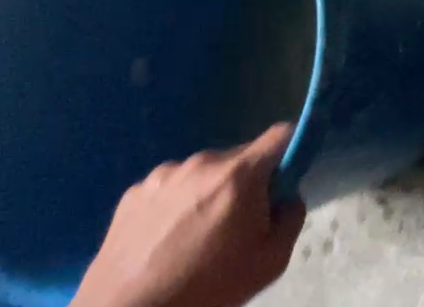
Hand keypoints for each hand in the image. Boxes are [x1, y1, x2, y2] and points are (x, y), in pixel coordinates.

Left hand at [72, 123, 306, 306]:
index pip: (281, 134)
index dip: (291, 149)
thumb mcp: (271, 261)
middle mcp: (202, 163)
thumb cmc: (204, 290)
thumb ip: (292, 216)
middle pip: (240, 157)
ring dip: (209, 190)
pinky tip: (164, 238)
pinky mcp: (131, 195)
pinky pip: (169, 187)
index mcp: (240, 174)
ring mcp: (161, 176)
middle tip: (236, 221)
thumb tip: (286, 197)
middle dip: (246, 180)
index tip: (286, 177)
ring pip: (203, 172)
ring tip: (194, 233)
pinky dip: (175, 203)